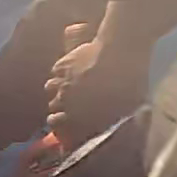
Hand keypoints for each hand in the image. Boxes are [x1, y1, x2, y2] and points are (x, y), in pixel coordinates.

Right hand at [43, 28, 146, 147]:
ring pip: (50, 88)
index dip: (59, 126)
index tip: (64, 124)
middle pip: (53, 106)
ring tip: (69, 85)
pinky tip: (72, 69)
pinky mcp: (63, 64)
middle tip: (71, 104)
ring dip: (58, 88)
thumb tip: (107, 126)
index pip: (57, 125)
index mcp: (79, 113)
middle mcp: (65, 99)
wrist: (119, 50)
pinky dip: (61, 72)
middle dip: (60, 107)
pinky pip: (56, 71)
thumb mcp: (124, 106)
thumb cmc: (127, 81)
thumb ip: (111, 119)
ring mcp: (62, 80)